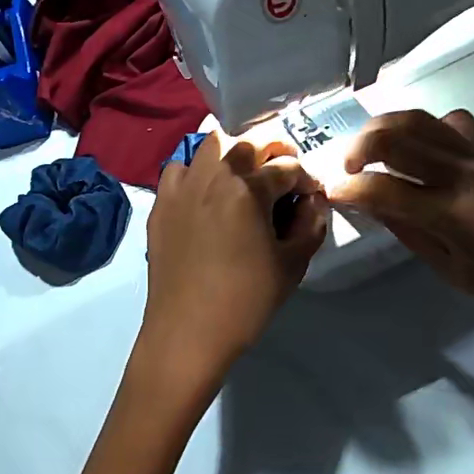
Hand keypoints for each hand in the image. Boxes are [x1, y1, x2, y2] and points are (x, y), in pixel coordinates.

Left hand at [140, 135, 329, 386]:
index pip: (287, 167)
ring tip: (243, 176)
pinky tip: (205, 193)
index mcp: (247, 189)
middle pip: (247, 142)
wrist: (187, 331)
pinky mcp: (161, 203)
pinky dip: (196, 171)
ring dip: (232, 152)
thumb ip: (310, 225)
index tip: (311, 194)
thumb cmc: (245, 300)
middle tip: (282, 174)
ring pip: (210, 145)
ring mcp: (181, 186)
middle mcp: (212, 175)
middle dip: (272, 151)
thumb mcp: (292, 265)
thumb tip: (313, 200)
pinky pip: (179, 169)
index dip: (306, 178)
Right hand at [330, 109, 473, 337]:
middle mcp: (463, 173)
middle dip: (357, 147)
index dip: (347, 189)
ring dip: (388, 127)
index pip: (380, 188)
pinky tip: (429, 149)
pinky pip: (456, 122)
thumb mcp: (459, 274)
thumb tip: (378, 209)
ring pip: (422, 118)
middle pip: (393, 136)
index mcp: (450, 213)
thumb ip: (413, 236)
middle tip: (348, 166)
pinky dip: (429, 128)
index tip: (332, 193)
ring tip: (377, 148)